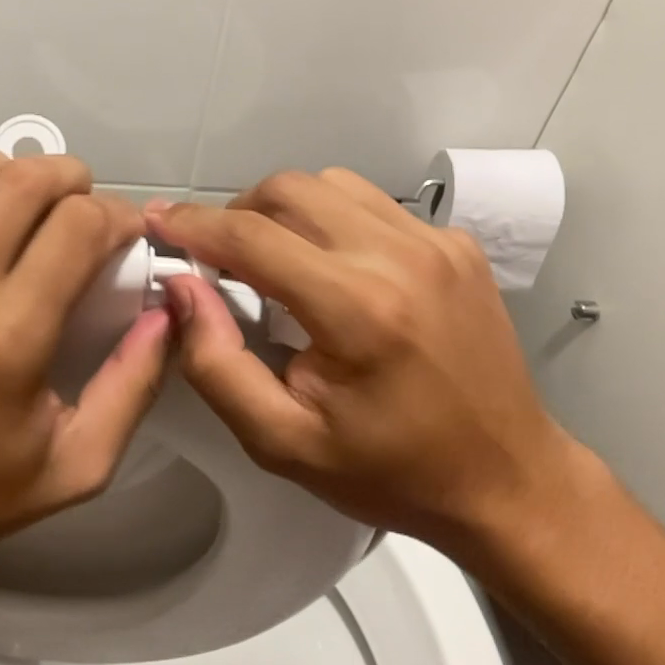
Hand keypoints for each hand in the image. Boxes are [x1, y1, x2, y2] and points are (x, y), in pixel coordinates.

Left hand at [0, 149, 174, 575]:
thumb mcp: (76, 464)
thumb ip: (133, 386)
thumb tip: (165, 311)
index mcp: (9, 338)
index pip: (79, 227)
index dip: (116, 216)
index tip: (122, 233)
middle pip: (22, 183)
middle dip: (69, 179)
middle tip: (80, 202)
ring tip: (17, 191)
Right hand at [148, 167, 580, 550]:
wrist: (507, 481)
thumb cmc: (389, 472)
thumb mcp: (281, 442)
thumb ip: (216, 362)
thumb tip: (182, 285)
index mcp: (356, 309)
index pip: (251, 236)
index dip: (192, 224)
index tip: (157, 221)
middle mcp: (400, 256)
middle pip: (288, 189)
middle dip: (238, 213)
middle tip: (220, 256)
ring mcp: (437, 242)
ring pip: (330, 183)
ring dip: (285, 209)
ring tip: (274, 257)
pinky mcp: (457, 244)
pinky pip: (374, 203)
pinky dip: (334, 220)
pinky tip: (335, 267)